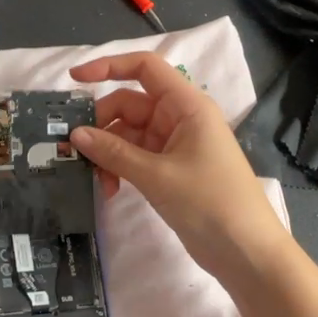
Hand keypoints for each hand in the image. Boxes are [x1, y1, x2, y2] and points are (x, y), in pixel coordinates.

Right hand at [69, 52, 288, 280]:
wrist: (244, 250)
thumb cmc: (209, 202)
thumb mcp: (157, 175)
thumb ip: (114, 153)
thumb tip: (75, 135)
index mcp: (186, 105)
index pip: (144, 68)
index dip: (108, 66)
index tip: (73, 79)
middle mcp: (179, 118)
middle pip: (128, 105)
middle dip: (100, 125)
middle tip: (75, 151)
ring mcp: (174, 144)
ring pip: (127, 135)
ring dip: (107, 153)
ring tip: (95, 180)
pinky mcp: (169, 169)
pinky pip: (134, 157)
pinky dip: (118, 169)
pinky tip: (109, 190)